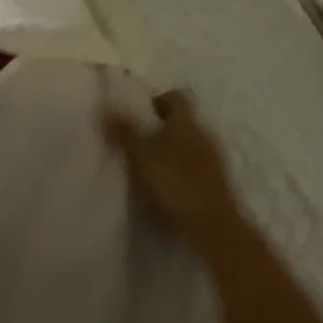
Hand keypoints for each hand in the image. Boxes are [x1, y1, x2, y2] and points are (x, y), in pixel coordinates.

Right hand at [104, 89, 244, 253]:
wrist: (213, 226)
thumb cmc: (176, 184)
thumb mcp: (143, 156)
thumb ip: (125, 132)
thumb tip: (106, 107)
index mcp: (187, 122)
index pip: (177, 96)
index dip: (157, 101)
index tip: (138, 116)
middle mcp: (204, 134)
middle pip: (182, 122)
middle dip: (160, 129)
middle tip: (136, 145)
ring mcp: (214, 160)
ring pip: (189, 146)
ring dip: (170, 153)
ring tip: (147, 170)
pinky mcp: (216, 184)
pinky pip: (195, 168)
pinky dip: (180, 173)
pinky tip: (165, 191)